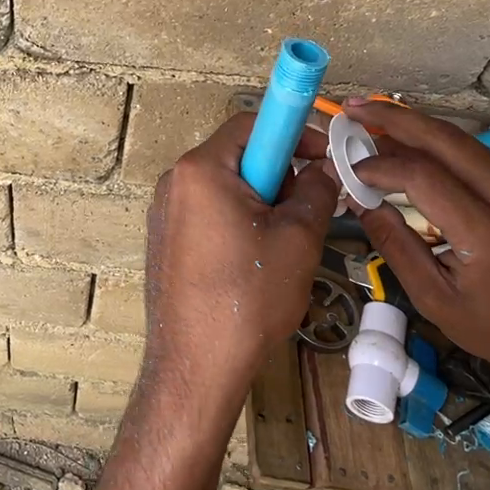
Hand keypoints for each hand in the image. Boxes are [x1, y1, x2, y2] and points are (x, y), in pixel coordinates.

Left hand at [144, 113, 338, 398]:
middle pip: (237, 157)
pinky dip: (238, 223)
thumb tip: (322, 170)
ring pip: (225, 188)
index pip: (251, 124)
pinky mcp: (166, 241)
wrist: (196, 365)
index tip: (324, 153)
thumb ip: (316, 191)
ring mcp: (165, 213)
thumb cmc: (247, 297)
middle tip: (307, 209)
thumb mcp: (298, 238)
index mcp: (201, 170)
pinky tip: (256, 262)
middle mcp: (174, 182)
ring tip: (283, 246)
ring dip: (261, 203)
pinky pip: (209, 214)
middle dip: (279, 176)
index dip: (294, 133)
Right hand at [346, 100, 489, 401]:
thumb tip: (359, 200)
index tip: (349, 170)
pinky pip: (482, 157)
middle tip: (352, 109)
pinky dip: (443, 146)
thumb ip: (395, 246)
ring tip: (374, 120)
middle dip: (394, 118)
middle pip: (447, 140)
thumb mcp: (437, 302)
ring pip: (466, 142)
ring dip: (417, 127)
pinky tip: (416, 147)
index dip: (379, 166)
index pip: (424, 177)